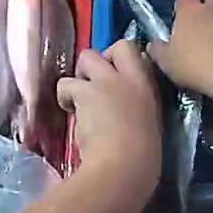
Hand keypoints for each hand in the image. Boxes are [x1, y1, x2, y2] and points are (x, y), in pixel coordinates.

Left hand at [57, 42, 161, 212]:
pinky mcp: (85, 92)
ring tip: (78, 99)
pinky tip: (68, 111)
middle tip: (94, 84)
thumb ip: (137, 108)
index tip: (115, 77)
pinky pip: (66, 83)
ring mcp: (108, 82)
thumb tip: (123, 111)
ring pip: (87, 56)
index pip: (138, 52)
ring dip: (81, 75)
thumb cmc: (141, 159)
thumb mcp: (148, 125)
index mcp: (149, 88)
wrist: (123, 166)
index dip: (122, 58)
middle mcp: (131, 78)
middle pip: (117, 46)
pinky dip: (63, 96)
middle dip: (103, 59)